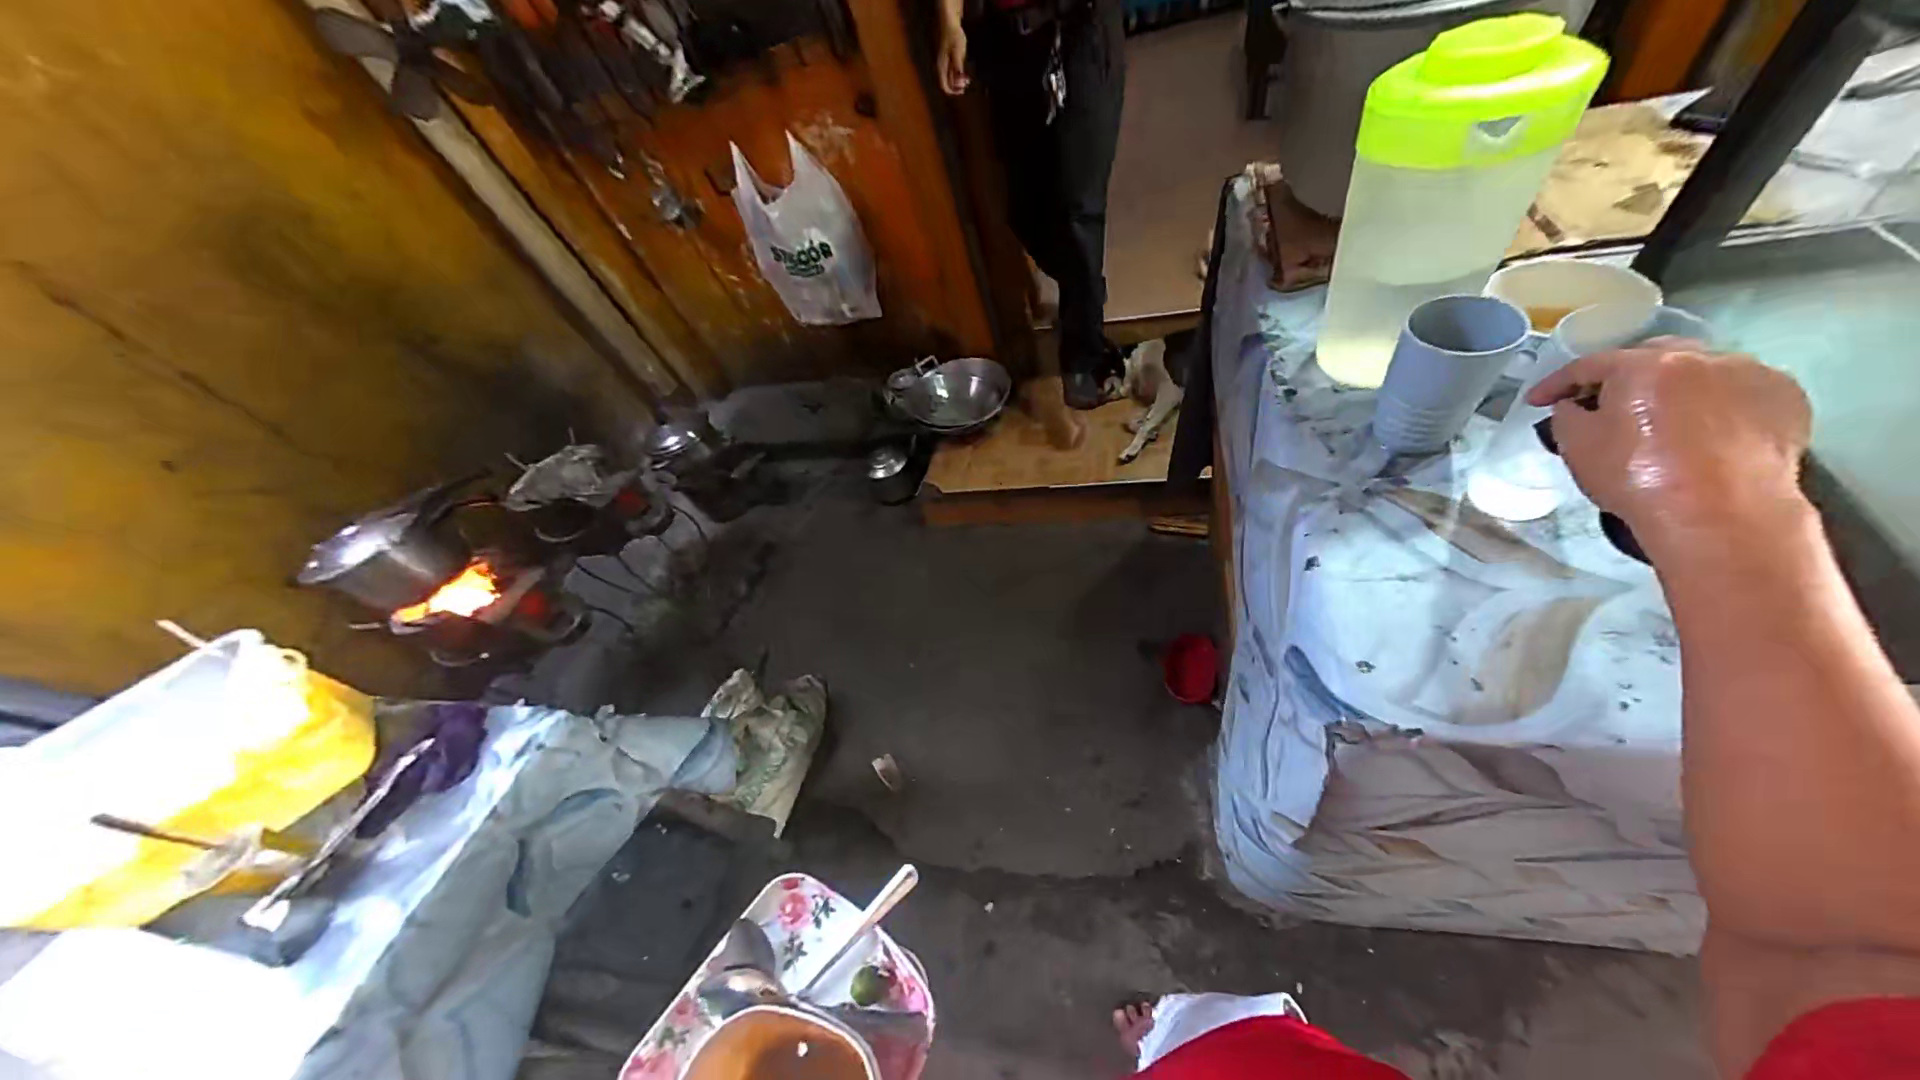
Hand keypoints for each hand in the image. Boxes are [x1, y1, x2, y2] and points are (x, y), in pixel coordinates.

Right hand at [937, 25, 968, 94]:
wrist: (949, 22)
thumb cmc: (953, 36)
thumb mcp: (957, 52)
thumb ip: (957, 68)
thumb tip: (959, 83)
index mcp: (941, 67)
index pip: (944, 86)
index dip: (953, 91)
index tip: (962, 90)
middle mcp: (941, 68)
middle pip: (947, 84)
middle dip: (957, 87)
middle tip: (967, 84)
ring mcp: (944, 64)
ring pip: (950, 79)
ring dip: (958, 82)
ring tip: (968, 80)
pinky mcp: (948, 60)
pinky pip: (952, 72)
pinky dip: (958, 76)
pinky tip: (965, 74)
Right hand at [1525, 338, 1811, 552]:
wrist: (1720, 513)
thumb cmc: (1635, 476)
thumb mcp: (1576, 445)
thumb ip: (1567, 415)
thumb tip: (1576, 405)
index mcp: (1645, 366)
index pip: (1588, 365)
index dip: (1556, 383)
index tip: (1537, 401)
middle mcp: (1703, 358)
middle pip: (1650, 356)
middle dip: (1621, 375)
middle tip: (1600, 401)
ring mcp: (1752, 375)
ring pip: (1697, 370)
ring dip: (1670, 386)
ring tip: (1655, 415)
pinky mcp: (1784, 399)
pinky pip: (1734, 390)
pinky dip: (1710, 401)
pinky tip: (1699, 428)